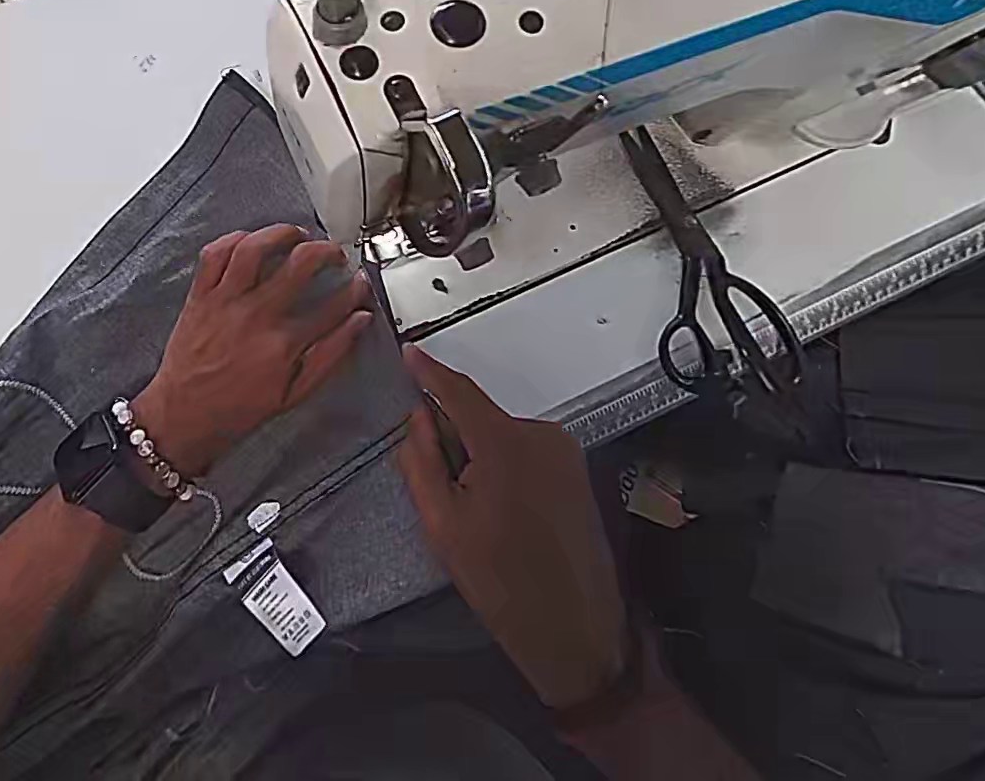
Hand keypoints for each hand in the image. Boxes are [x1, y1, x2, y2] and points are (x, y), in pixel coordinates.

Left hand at [133, 224, 374, 476]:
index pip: (333, 305)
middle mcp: (256, 316)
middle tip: (333, 254)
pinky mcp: (200, 296)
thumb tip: (358, 323)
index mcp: (283, 344)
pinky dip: (233, 240)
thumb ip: (331, 355)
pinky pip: (215, 255)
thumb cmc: (237, 408)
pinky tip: (249, 241)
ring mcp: (225, 302)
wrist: (185, 415)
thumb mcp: (295, 393)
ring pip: (255, 248)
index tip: (359, 284)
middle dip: (327, 252)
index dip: (354, 290)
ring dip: (281, 233)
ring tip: (296, 235)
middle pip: (301, 264)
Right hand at [393, 346, 629, 708]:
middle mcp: (540, 437)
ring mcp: (563, 452)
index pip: (457, 391)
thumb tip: (418, 419)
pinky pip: (523, 447)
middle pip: (478, 415)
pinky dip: (503, 463)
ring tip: (479, 509)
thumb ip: (421, 460)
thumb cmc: (503, 581)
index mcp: (504, 444)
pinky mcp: (574, 468)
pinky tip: (504, 509)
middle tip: (443, 485)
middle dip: (453, 435)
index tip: (411, 353)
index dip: (429, 370)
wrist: (573, 631)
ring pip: (500, 433)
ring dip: (479, 453)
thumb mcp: (442, 523)